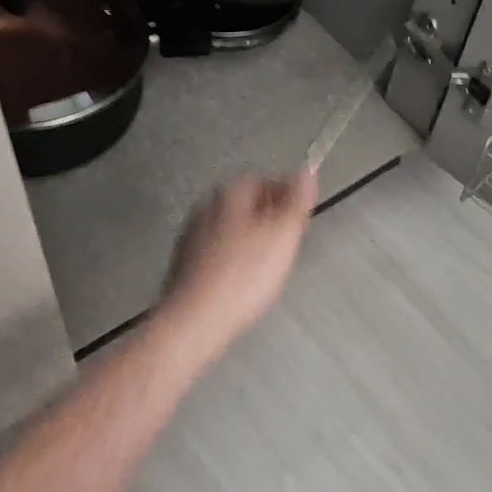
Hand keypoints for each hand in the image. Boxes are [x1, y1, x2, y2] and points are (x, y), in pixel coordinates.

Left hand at [157, 169, 317, 352]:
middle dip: (268, 217)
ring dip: (251, 238)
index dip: (285, 194)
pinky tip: (244, 280)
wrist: (196, 320)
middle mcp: (205, 208)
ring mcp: (191, 236)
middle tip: (288, 240)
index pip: (262, 178)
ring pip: (231, 227)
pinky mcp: (184, 264)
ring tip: (269, 263)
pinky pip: (218, 252)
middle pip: (244, 203)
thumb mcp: (283, 233)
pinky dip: (234, 259)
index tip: (300, 215)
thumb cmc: (244, 276)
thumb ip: (298, 199)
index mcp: (229, 194)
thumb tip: (307, 171)